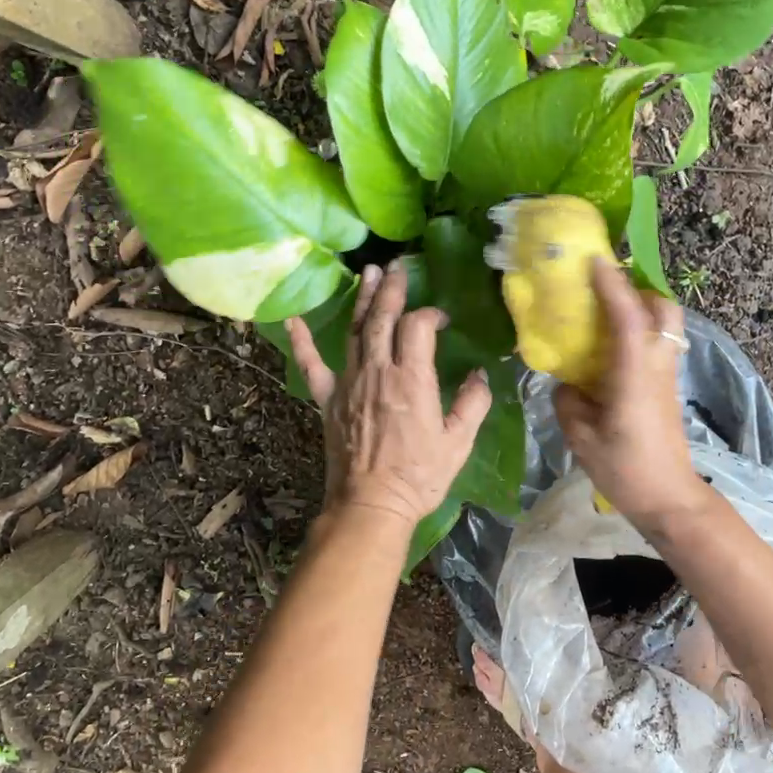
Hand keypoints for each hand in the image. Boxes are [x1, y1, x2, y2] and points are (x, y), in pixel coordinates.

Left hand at [285, 260, 492, 526]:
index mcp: (412, 379)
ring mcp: (349, 383)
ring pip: (355, 331)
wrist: (370, 506)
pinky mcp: (328, 400)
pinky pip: (312, 365)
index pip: (418, 327)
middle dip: (391, 289)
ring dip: (362, 300)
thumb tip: (478, 374)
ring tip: (368, 273)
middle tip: (396, 266)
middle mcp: (378, 371)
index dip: (430, 315)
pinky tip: (294, 319)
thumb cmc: (418, 477)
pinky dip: (302, 341)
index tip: (442, 319)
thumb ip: (472, 403)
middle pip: (383, 319)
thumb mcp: (458, 443)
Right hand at [553, 258, 704, 524]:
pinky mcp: (668, 386)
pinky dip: (641, 329)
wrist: (669, 498)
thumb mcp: (582, 438)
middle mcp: (657, 365)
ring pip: (666, 324)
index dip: (612, 285)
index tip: (594, 260)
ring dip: (642, 306)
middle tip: (606, 287)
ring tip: (607, 310)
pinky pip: (658, 342)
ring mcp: (667, 374)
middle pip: (663, 309)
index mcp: (634, 375)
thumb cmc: (625, 469)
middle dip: (639, 287)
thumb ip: (568, 401)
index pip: (627, 318)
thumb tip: (566, 382)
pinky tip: (613, 345)